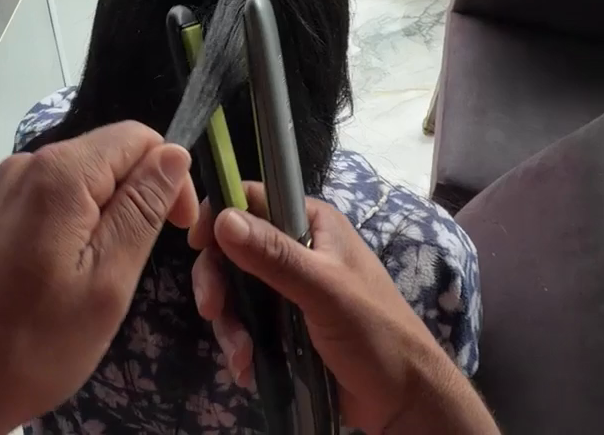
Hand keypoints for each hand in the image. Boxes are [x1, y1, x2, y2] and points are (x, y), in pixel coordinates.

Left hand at [0, 122, 197, 434]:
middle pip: (110, 152)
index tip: (176, 229)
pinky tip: (71, 270)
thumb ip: (143, 208)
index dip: (168, 175)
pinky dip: (79, 221)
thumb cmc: (33, 343)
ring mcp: (9, 184)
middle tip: (139, 261)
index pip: (138, 137)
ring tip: (103, 273)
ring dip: (109, 212)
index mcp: (60, 172)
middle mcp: (30, 163)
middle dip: (139, 194)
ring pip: (85, 175)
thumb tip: (175, 153)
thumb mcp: (108, 280)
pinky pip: (57, 194)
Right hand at [189, 184, 496, 434]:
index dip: (219, 214)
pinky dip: (240, 343)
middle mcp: (296, 246)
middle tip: (210, 310)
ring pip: (236, 289)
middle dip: (218, 281)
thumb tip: (222, 218)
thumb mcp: (324, 290)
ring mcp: (289, 286)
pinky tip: (246, 369)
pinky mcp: (284, 324)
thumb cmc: (376, 334)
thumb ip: (274, 255)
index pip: (252, 198)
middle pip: (234, 248)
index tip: (197, 243)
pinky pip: (247, 322)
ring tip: (239, 357)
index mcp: (310, 221)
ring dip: (229, 322)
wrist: (407, 405)